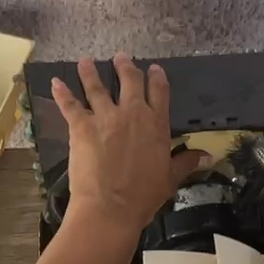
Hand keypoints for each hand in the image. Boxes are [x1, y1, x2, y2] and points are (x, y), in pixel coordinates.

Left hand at [52, 54, 203, 234]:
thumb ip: (186, 162)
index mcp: (157, 124)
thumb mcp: (171, 179)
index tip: (154, 68)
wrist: (111, 206)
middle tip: (120, 57)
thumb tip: (207, 156)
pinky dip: (62, 93)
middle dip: (125, 66)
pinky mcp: (81, 126)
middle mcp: (132, 113)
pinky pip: (70, 104)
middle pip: (129, 81)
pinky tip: (55, 82)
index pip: (159, 92)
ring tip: (85, 61)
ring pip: (96, 86)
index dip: (157, 77)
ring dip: (90, 72)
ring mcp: (105, 117)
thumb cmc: (144, 196)